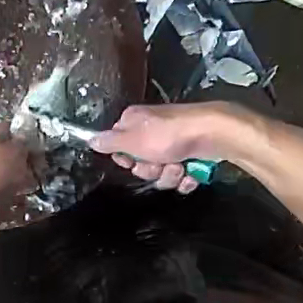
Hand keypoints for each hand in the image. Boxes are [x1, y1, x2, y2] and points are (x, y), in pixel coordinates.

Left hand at [0, 126, 35, 224]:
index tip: (39, 144)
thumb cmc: (0, 172)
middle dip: (28, 156)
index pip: (11, 126)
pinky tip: (25, 191)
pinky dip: (17, 185)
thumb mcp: (18, 150)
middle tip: (40, 164)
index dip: (27, 133)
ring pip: (12, 166)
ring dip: (25, 172)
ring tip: (34, 179)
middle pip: (12, 148)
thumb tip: (25, 140)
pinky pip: (8, 181)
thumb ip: (24, 141)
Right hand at [90, 103, 249, 193]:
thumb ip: (110, 142)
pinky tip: (191, 173)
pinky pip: (181, 176)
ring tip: (180, 166)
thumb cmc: (169, 135)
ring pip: (161, 173)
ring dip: (170, 175)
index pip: (119, 148)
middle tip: (160, 162)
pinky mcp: (190, 155)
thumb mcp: (133, 140)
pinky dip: (186, 178)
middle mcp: (152, 132)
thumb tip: (90, 139)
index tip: (132, 160)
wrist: (212, 134)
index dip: (126, 159)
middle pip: (141, 164)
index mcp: (135, 123)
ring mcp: (173, 145)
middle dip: (151, 170)